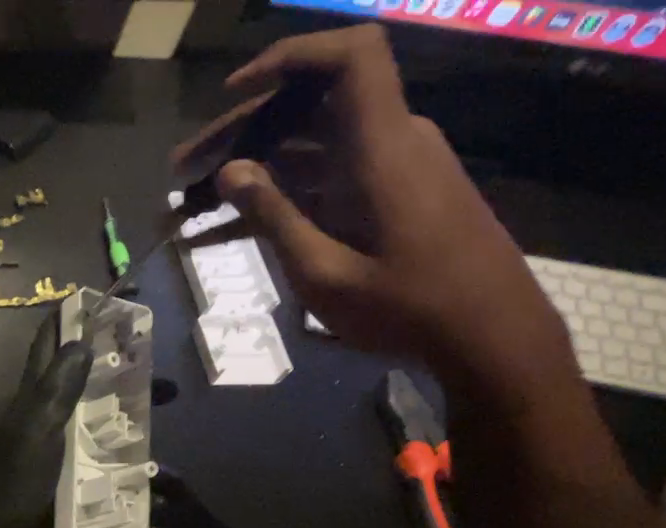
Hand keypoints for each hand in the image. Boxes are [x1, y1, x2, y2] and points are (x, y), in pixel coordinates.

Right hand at [175, 27, 572, 390]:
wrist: (487, 332)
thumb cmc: (406, 307)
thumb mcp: (323, 272)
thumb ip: (274, 217)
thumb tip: (229, 171)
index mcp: (380, 149)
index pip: (350, 58)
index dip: (291, 57)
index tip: (233, 92)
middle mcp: (388, 142)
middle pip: (307, 109)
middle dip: (237, 135)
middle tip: (178, 172)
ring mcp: (389, 168)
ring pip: (307, 147)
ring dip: (246, 172)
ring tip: (186, 206)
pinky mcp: (387, 193)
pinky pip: (322, 178)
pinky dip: (273, 197)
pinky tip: (219, 232)